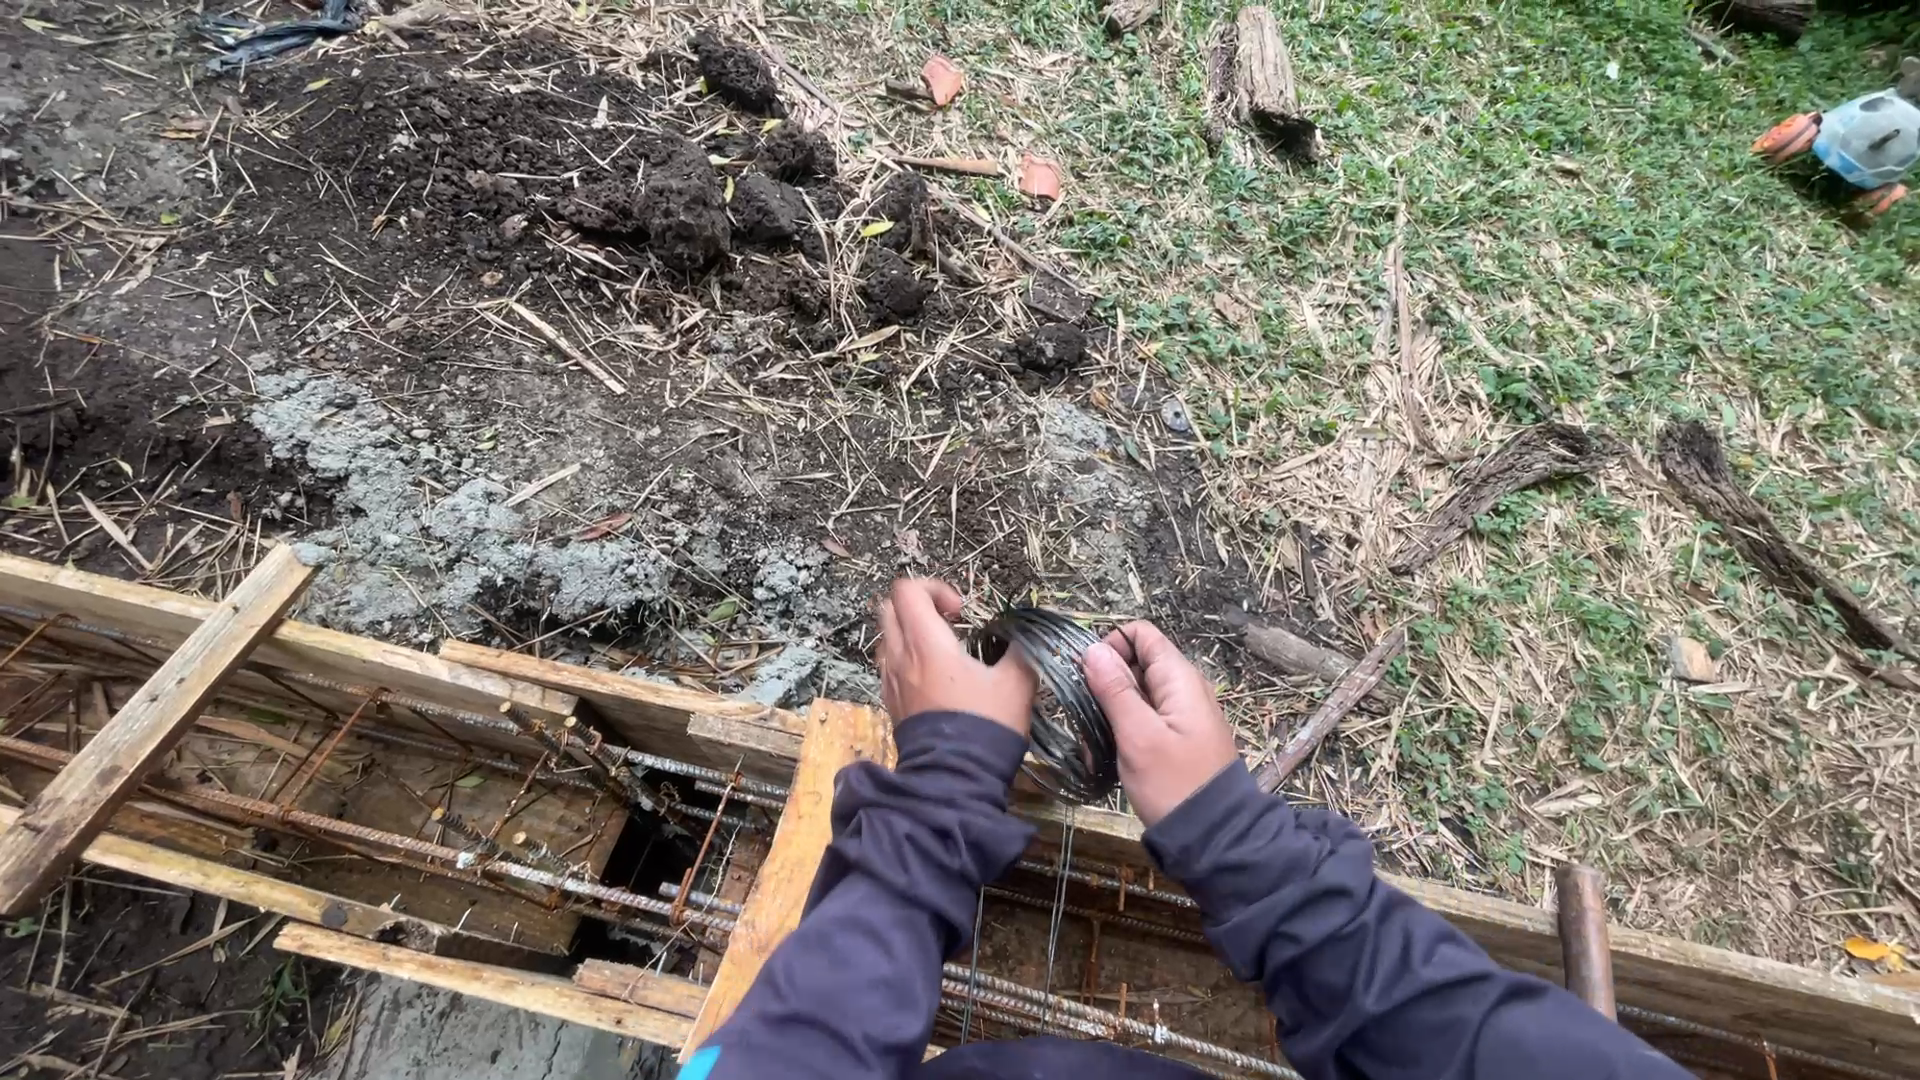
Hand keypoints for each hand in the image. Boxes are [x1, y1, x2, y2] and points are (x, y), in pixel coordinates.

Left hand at [875, 579, 1035, 735]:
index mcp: (926, 643)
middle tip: (951, 624)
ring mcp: (891, 681)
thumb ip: (1022, 651)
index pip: (907, 591)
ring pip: (888, 637)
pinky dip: (908, 659)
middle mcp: (900, 657)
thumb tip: (1029, 635)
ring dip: (911, 633)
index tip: (961, 611)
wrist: (954, 780)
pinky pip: (890, 665)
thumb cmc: (984, 725)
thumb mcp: (1016, 684)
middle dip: (919, 606)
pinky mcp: (891, 703)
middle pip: (890, 608)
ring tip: (944, 651)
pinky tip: (937, 679)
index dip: (934, 588)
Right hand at [1081, 621, 1237, 825]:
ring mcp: (1180, 715)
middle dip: (1103, 685)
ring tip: (1094, 747)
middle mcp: (1182, 689)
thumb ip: (1115, 689)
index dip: (1110, 645)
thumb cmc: (1175, 785)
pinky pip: (1141, 720)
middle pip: (1134, 664)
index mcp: (1179, 679)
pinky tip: (1106, 759)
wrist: (1216, 841)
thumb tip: (1092, 648)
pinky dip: (1121, 733)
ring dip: (1107, 714)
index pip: (1141, 634)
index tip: (1086, 675)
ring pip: (1133, 695)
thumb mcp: (1138, 736)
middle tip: (1084, 719)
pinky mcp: (1175, 738)